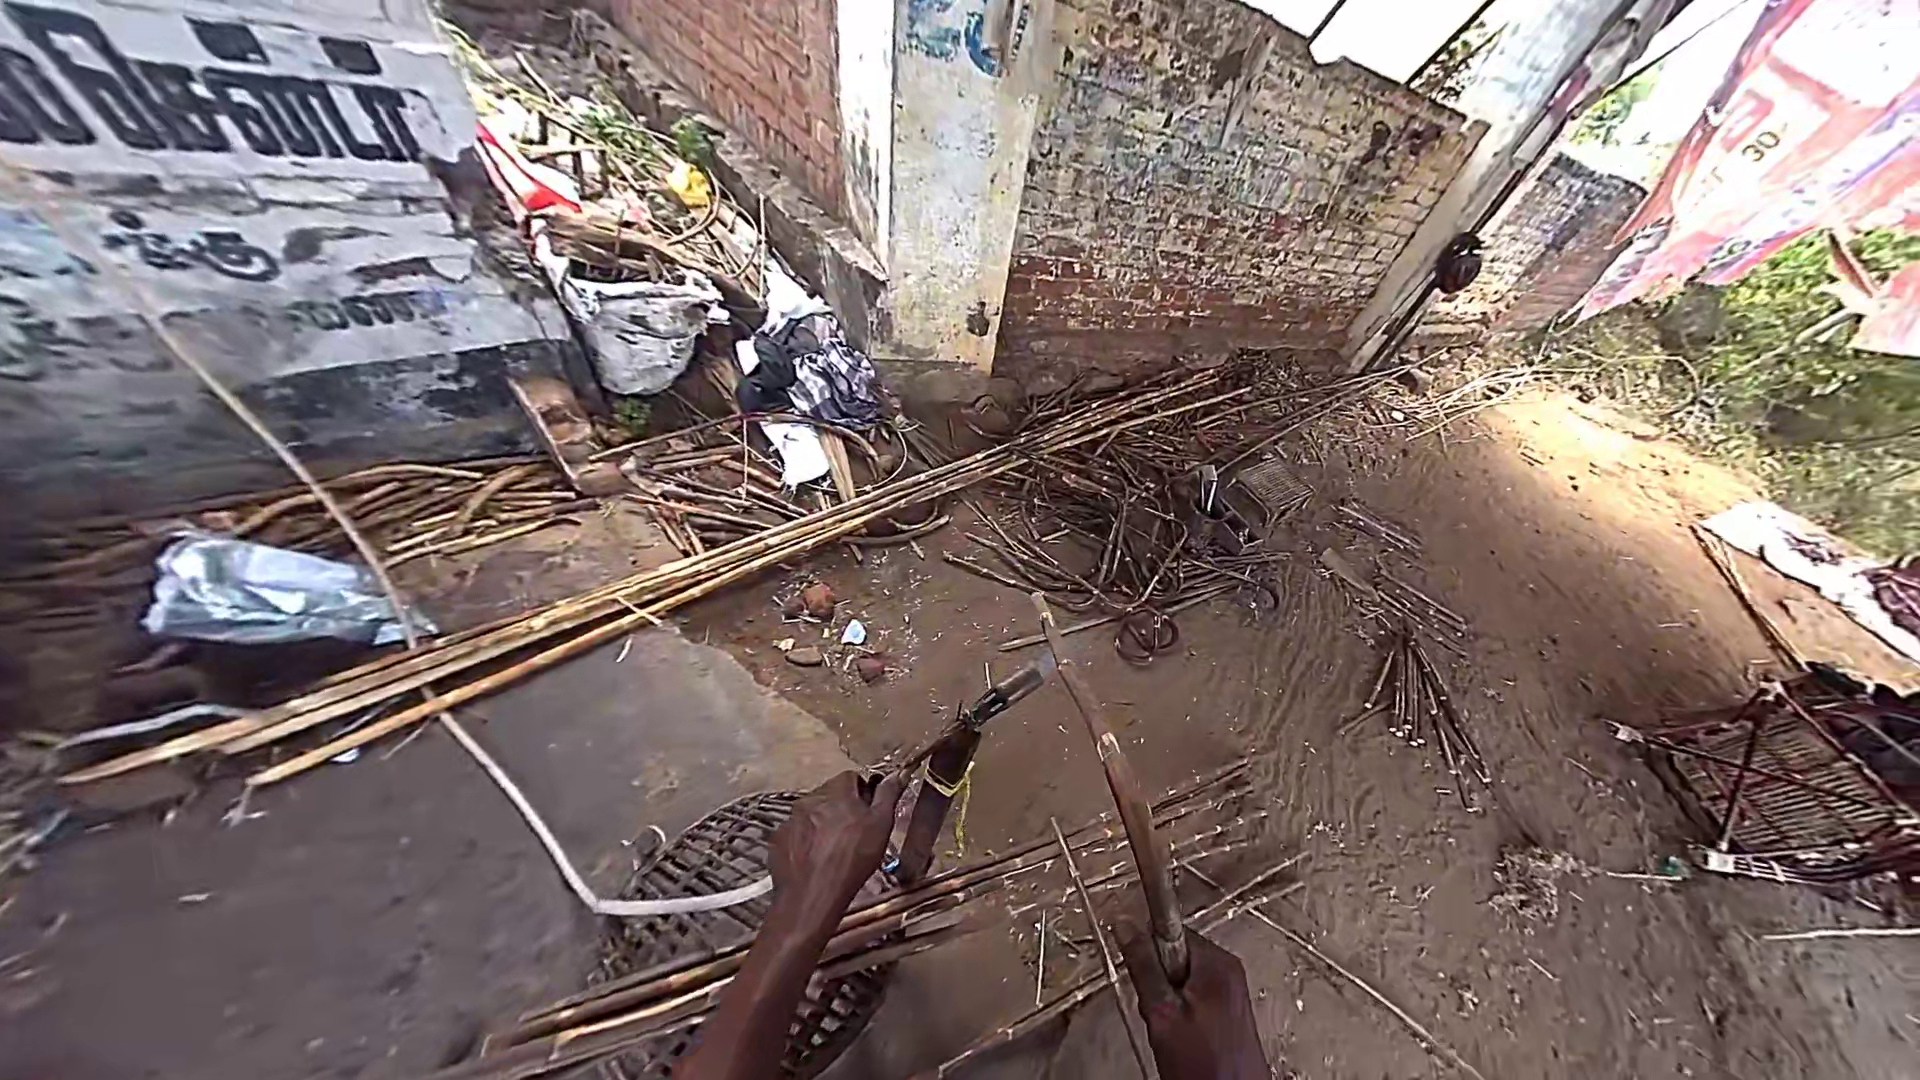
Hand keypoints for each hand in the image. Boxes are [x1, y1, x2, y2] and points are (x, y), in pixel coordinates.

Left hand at [769, 771, 904, 922]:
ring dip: (823, 824)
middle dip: (842, 808)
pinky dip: (805, 841)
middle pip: (830, 795)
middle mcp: (810, 798)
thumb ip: (888, 794)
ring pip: (812, 814)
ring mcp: (790, 819)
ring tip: (834, 850)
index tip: (868, 814)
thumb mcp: (881, 824)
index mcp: (835, 790)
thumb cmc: (852, 858)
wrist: (813, 896)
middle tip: (854, 833)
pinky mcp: (778, 840)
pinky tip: (815, 860)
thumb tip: (896, 774)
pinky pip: (796, 833)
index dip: (862, 794)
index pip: (851, 778)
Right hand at [1118, 926, 1268, 1079]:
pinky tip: (1185, 1037)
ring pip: (1180, 976)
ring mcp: (1231, 991)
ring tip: (1174, 1029)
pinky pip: (1193, 994)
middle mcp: (1228, 970)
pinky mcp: (1230, 1010)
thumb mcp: (1162, 1013)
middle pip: (1173, 954)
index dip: (1150, 955)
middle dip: (1159, 980)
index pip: (1166, 929)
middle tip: (1161, 1011)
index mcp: (1217, 961)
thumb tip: (1124, 924)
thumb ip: (1143, 965)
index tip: (1148, 977)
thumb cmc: (1207, 1070)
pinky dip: (1182, 1011)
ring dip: (1168, 999)